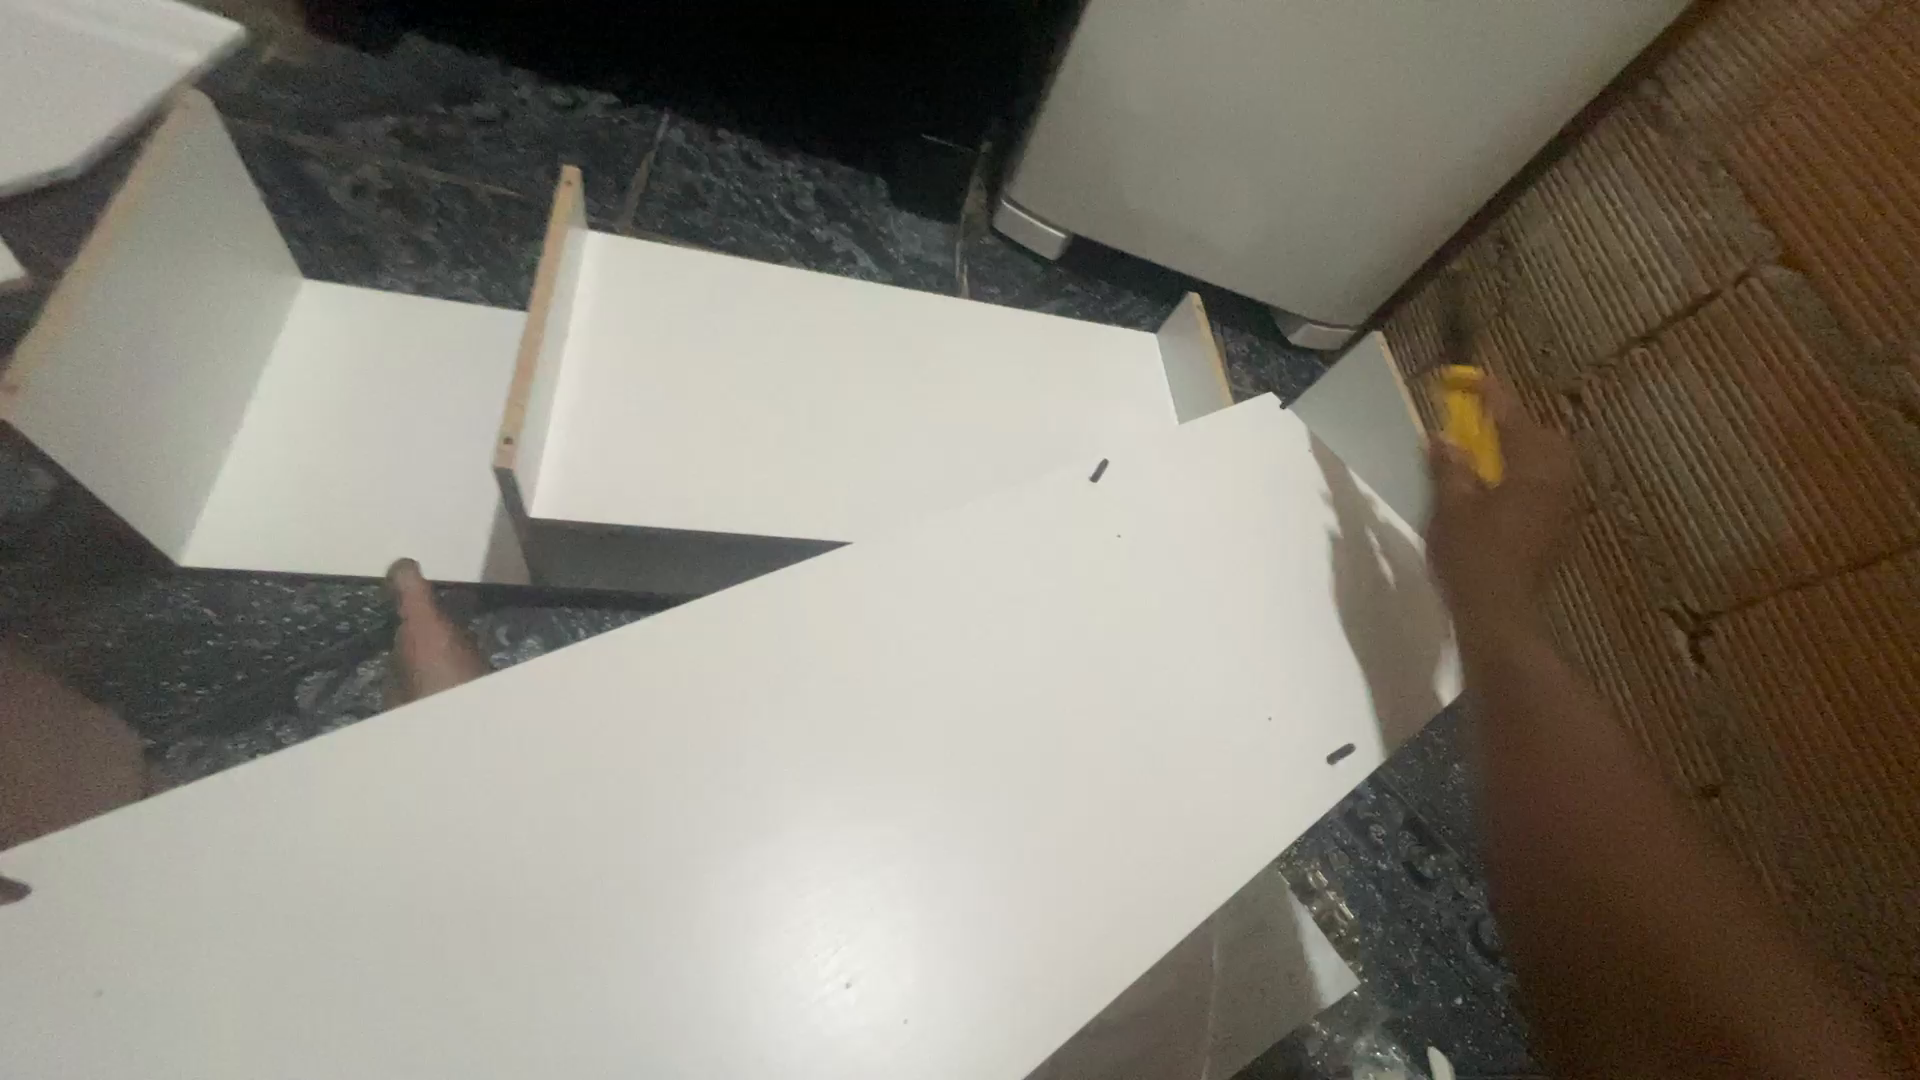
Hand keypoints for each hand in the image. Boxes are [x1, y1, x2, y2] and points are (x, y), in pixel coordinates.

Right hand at [1425, 376, 1579, 631]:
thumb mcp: (1451, 507)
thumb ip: (1450, 467)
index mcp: (1533, 468)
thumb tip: (1443, 437)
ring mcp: (1563, 505)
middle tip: (1475, 419)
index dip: (1488, 394)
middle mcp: (1558, 479)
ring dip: (1515, 449)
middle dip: (1509, 422)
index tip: (1467, 377)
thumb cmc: (1473, 555)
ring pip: (1545, 461)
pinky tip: (1496, 488)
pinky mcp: (1557, 527)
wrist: (1501, 612)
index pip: (1511, 417)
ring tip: (1483, 452)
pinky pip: (1543, 485)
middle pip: (1539, 436)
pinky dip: (1520, 474)